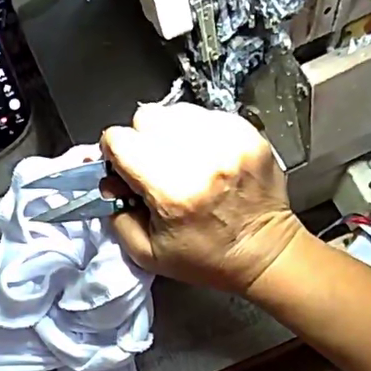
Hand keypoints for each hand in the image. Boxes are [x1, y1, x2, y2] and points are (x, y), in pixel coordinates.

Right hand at [100, 102, 308, 294]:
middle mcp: (201, 157)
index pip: (120, 139)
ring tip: (184, 164)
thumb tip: (107, 180)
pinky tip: (206, 160)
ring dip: (171, 134)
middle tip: (156, 168)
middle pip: (146, 118)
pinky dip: (199, 134)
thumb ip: (116, 214)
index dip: (116, 154)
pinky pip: (206, 116)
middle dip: (143, 141)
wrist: (264, 253)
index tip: (125, 169)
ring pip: (176, 111)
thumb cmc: (208, 258)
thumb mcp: (148, 253)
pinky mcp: (247, 133)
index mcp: (172, 189)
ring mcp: (228, 140)